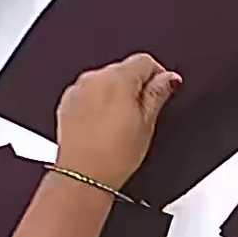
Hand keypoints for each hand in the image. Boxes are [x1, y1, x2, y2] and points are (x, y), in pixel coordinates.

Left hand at [53, 53, 181, 189]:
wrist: (83, 175)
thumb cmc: (114, 155)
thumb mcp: (147, 123)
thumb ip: (159, 93)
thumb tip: (169, 78)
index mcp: (118, 79)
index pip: (145, 60)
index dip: (159, 76)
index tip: (162, 92)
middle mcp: (94, 78)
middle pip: (124, 70)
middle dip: (136, 87)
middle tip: (143, 116)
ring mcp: (78, 90)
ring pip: (106, 82)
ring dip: (117, 96)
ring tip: (122, 126)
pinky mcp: (67, 103)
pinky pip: (89, 94)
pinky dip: (98, 104)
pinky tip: (105, 128)